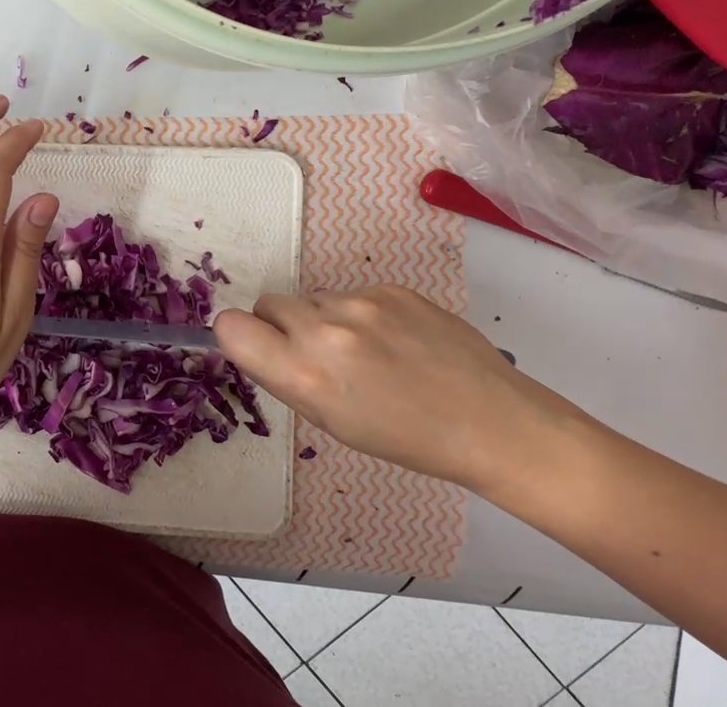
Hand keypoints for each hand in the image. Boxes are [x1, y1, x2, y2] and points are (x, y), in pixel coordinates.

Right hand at [212, 285, 583, 488]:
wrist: (496, 424)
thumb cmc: (405, 437)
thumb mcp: (328, 420)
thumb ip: (284, 376)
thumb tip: (257, 345)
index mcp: (303, 372)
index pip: (230, 326)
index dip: (240, 337)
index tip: (262, 352)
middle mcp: (325, 330)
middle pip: (268, 304)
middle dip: (282, 326)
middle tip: (319, 356)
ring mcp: (362, 303)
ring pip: (312, 299)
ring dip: (324, 319)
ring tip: (368, 352)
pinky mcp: (393, 289)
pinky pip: (352, 293)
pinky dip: (362, 314)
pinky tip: (396, 342)